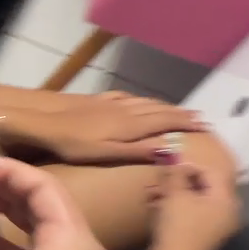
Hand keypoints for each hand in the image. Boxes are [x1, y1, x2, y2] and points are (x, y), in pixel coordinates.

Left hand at [23, 92, 206, 164]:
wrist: (43, 122)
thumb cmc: (73, 143)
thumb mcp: (107, 153)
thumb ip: (139, 150)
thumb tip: (174, 149)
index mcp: (132, 125)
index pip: (166, 121)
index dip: (186, 123)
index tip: (205, 125)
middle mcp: (126, 110)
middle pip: (158, 109)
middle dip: (179, 113)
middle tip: (197, 117)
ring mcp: (110, 102)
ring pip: (143, 101)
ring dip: (162, 105)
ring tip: (174, 109)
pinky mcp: (95, 99)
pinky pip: (124, 96)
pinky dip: (138, 98)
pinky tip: (136, 100)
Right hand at [147, 162, 242, 249]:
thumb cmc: (179, 226)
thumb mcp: (175, 195)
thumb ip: (174, 174)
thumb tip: (172, 155)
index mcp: (227, 199)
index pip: (212, 172)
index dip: (188, 165)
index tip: (166, 166)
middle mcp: (229, 210)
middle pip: (204, 185)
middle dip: (178, 180)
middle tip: (156, 181)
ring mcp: (218, 224)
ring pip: (196, 199)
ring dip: (173, 193)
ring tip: (151, 194)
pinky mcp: (205, 233)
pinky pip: (193, 211)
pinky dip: (176, 206)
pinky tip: (156, 208)